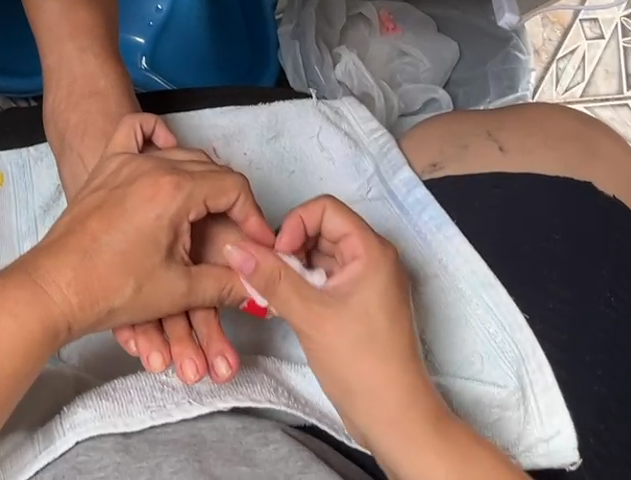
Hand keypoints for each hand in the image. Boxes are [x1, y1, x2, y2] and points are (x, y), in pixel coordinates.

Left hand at [56, 112, 254, 385]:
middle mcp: (153, 166)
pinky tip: (163, 153)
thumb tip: (257, 283)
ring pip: (179, 153)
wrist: (56, 288)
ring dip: (200, 177)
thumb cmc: (113, 290)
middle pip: (210, 169)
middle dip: (231, 201)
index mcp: (175, 191)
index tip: (257, 242)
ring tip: (209, 211)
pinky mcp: (107, 166)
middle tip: (237, 234)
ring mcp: (127, 162)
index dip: (252, 216)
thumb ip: (225, 284)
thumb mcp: (179, 291)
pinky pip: (135, 130)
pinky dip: (154, 134)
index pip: (233, 186)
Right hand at [224, 196, 444, 449]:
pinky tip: (285, 306)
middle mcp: (373, 257)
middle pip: (321, 229)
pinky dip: (303, 285)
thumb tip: (236, 248)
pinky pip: (325, 277)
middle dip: (291, 248)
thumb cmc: (361, 364)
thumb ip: (271, 277)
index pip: (325, 209)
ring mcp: (367, 281)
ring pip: (320, 254)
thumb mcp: (309, 315)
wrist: (395, 420)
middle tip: (271, 277)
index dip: (296, 224)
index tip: (278, 256)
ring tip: (275, 295)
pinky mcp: (359, 302)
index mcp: (371, 250)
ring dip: (293, 268)